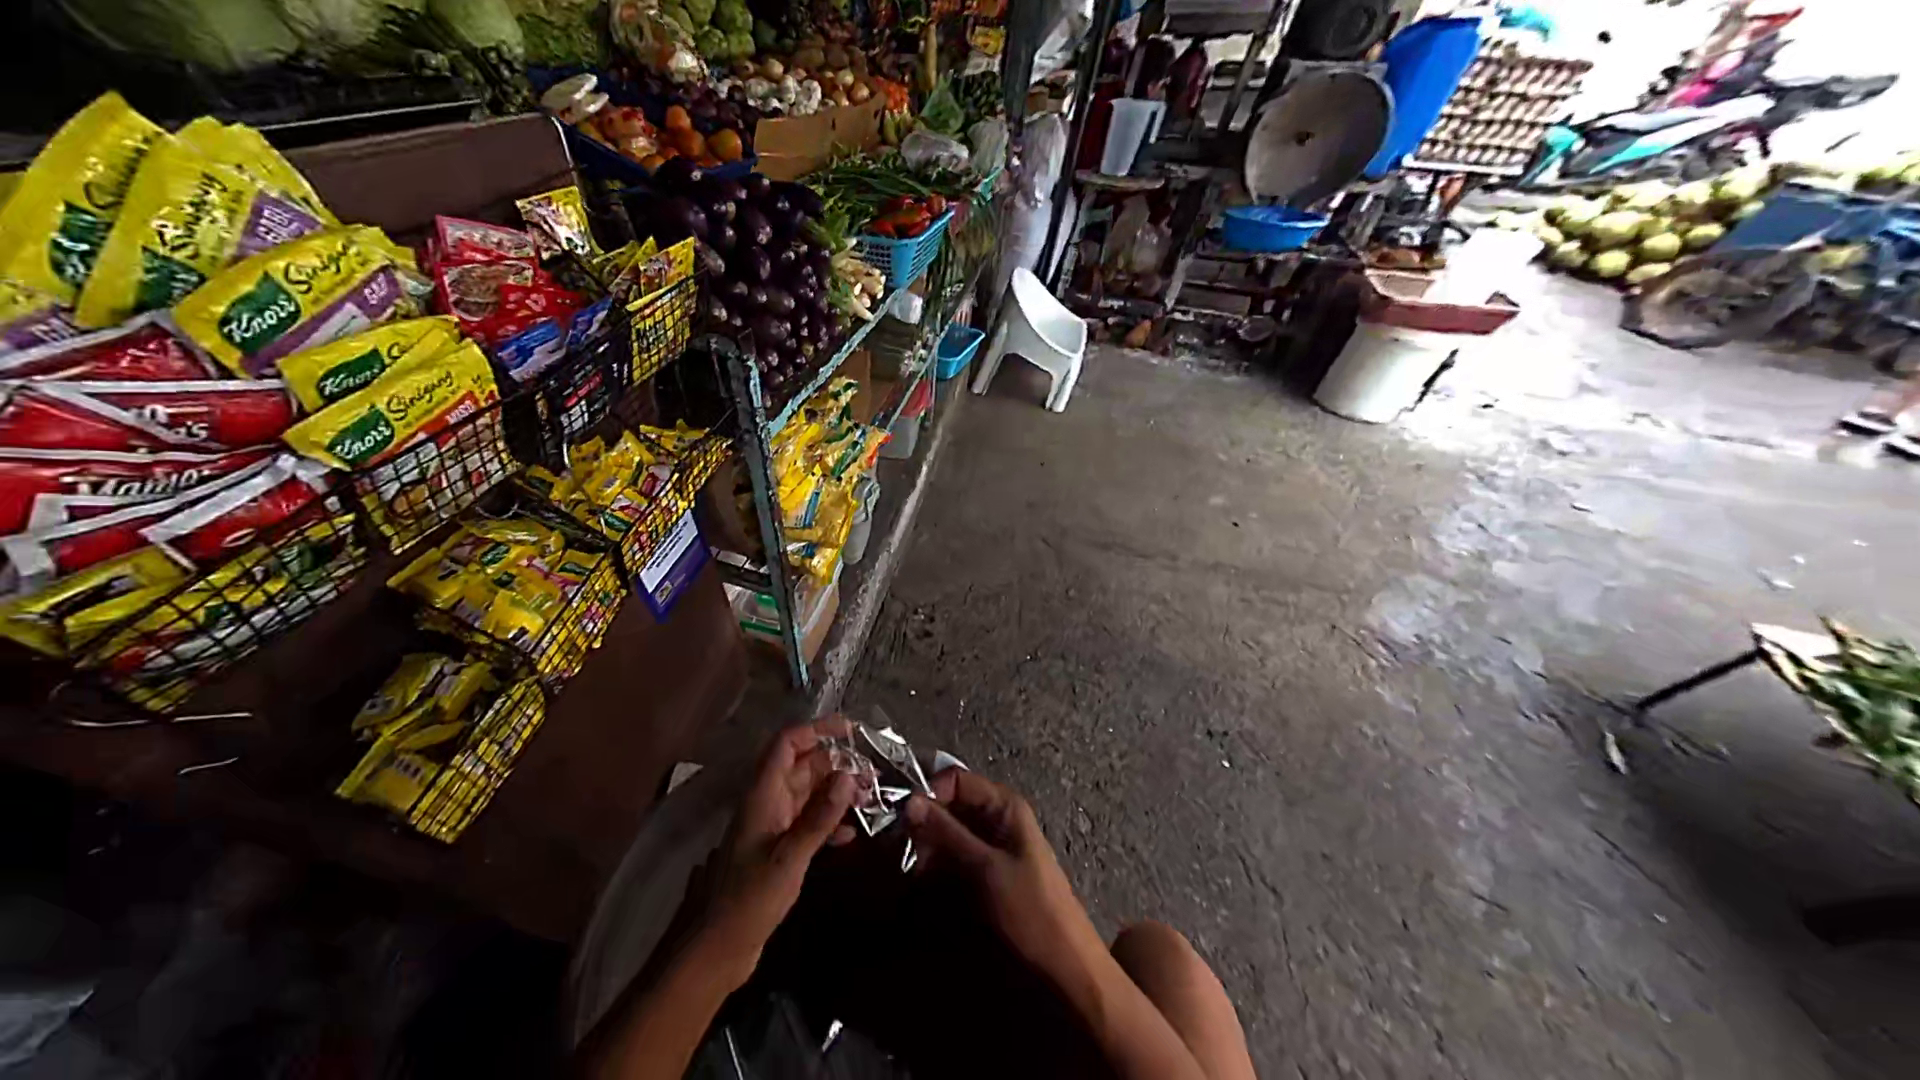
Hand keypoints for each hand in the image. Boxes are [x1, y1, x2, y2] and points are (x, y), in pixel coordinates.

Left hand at [698, 718, 857, 985]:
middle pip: (803, 766)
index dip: (817, 730)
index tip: (852, 731)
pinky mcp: (779, 848)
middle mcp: (767, 803)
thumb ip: (820, 817)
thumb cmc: (748, 900)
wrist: (716, 949)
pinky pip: (808, 821)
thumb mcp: (789, 858)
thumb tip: (849, 776)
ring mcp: (773, 826)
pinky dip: (830, 821)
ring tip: (869, 799)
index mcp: (762, 796)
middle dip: (837, 764)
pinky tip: (851, 834)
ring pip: (809, 793)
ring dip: (837, 792)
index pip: (787, 744)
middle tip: (873, 774)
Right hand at [904, 769, 1105, 981]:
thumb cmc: (1030, 909)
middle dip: (925, 823)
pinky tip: (925, 881)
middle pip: (950, 804)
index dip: (929, 793)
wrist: (1063, 962)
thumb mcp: (985, 868)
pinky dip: (938, 864)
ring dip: (928, 847)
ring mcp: (992, 843)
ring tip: (913, 870)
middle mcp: (996, 816)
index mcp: (1004, 805)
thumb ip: (947, 833)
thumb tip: (910, 801)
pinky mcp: (986, 869)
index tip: (904, 818)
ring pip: (948, 831)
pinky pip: (954, 854)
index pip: (956, 779)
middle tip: (903, 848)